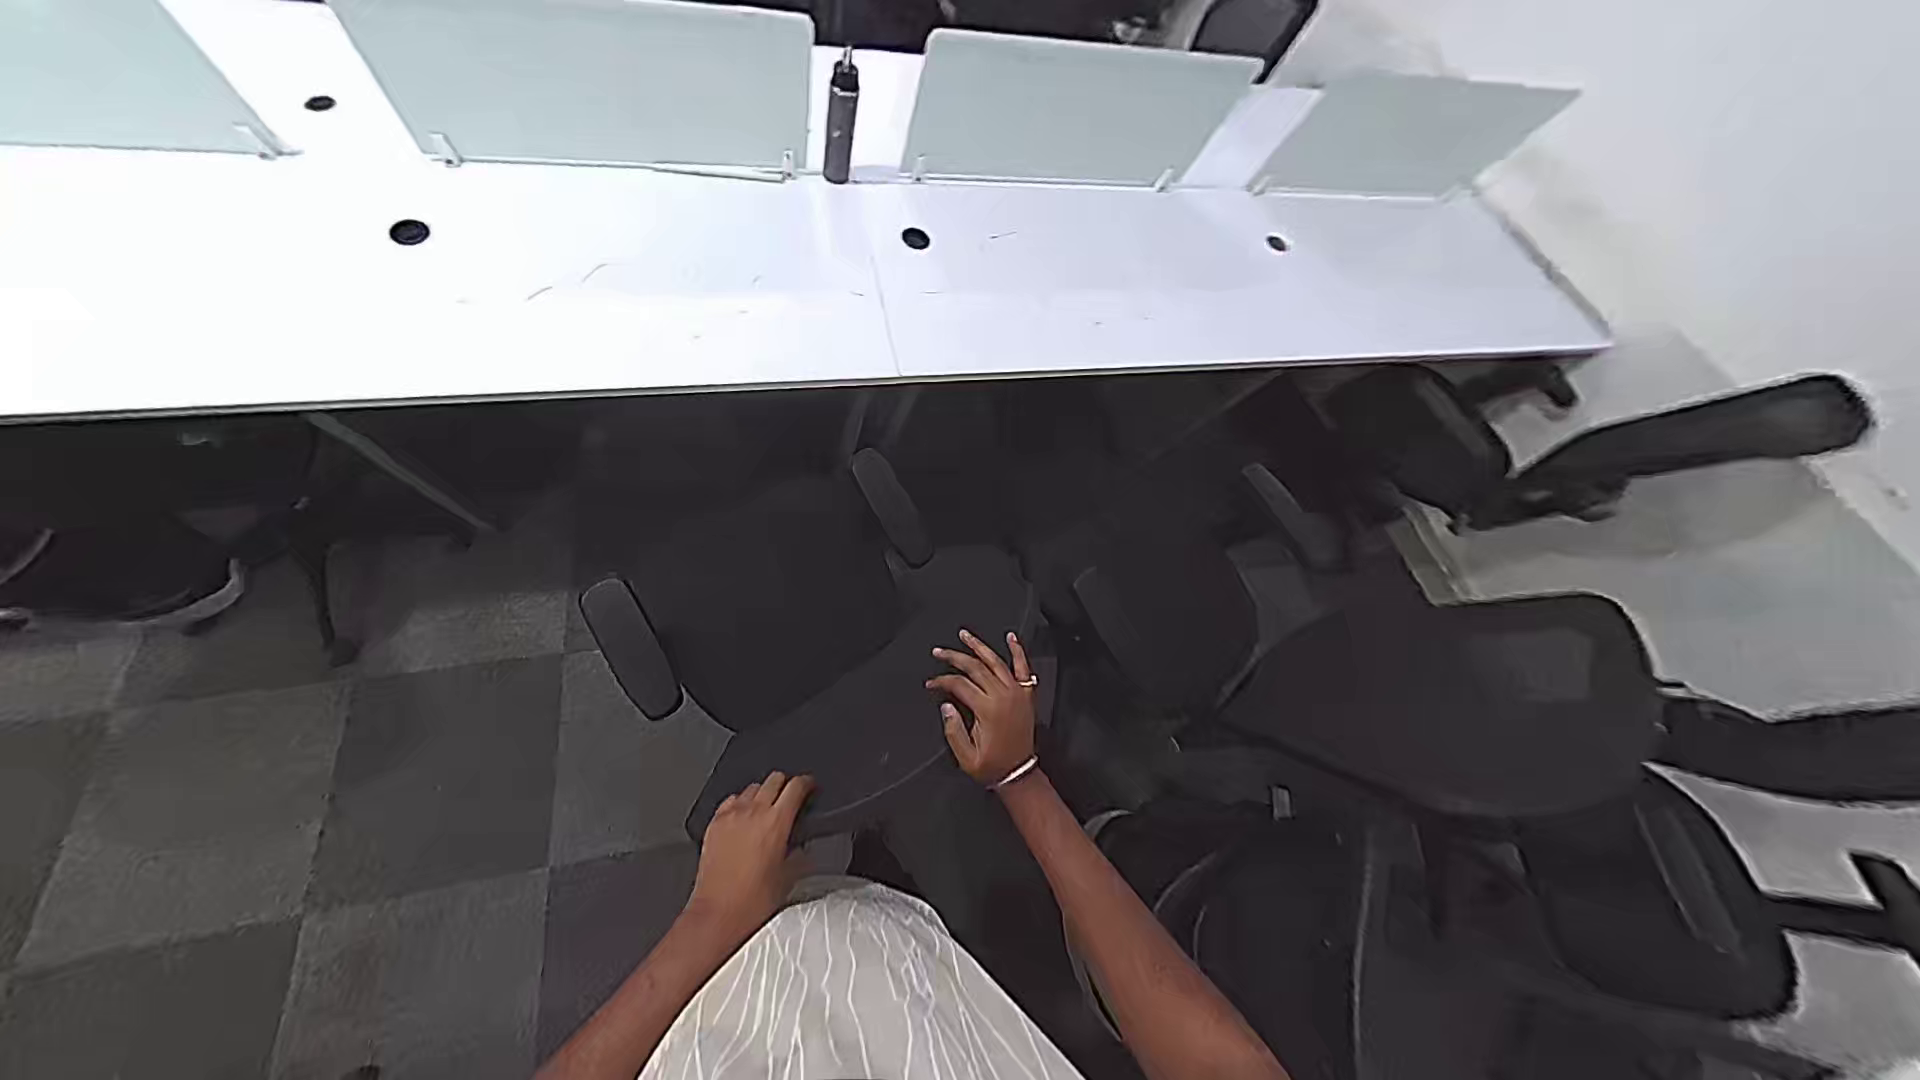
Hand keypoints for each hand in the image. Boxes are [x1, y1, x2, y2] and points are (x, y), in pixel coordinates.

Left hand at [686, 770, 815, 941]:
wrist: (717, 915)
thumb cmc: (752, 901)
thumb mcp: (789, 876)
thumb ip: (799, 853)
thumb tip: (801, 845)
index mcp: (777, 821)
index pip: (796, 786)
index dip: (807, 783)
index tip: (810, 786)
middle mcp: (753, 812)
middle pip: (774, 779)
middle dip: (786, 785)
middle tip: (790, 797)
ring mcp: (731, 816)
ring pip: (752, 787)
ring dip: (762, 793)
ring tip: (765, 809)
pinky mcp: (714, 824)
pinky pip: (731, 801)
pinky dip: (740, 803)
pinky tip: (742, 818)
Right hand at [927, 628, 1036, 788]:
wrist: (1018, 773)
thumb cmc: (993, 765)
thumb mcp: (965, 756)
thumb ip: (953, 729)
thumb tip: (945, 706)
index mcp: (987, 709)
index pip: (959, 684)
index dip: (941, 681)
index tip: (931, 683)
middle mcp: (1003, 696)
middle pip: (975, 667)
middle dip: (954, 657)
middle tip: (939, 652)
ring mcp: (1016, 692)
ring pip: (995, 660)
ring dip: (979, 645)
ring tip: (965, 635)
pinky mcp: (1026, 694)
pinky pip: (1023, 667)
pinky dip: (1017, 650)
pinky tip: (1011, 638)